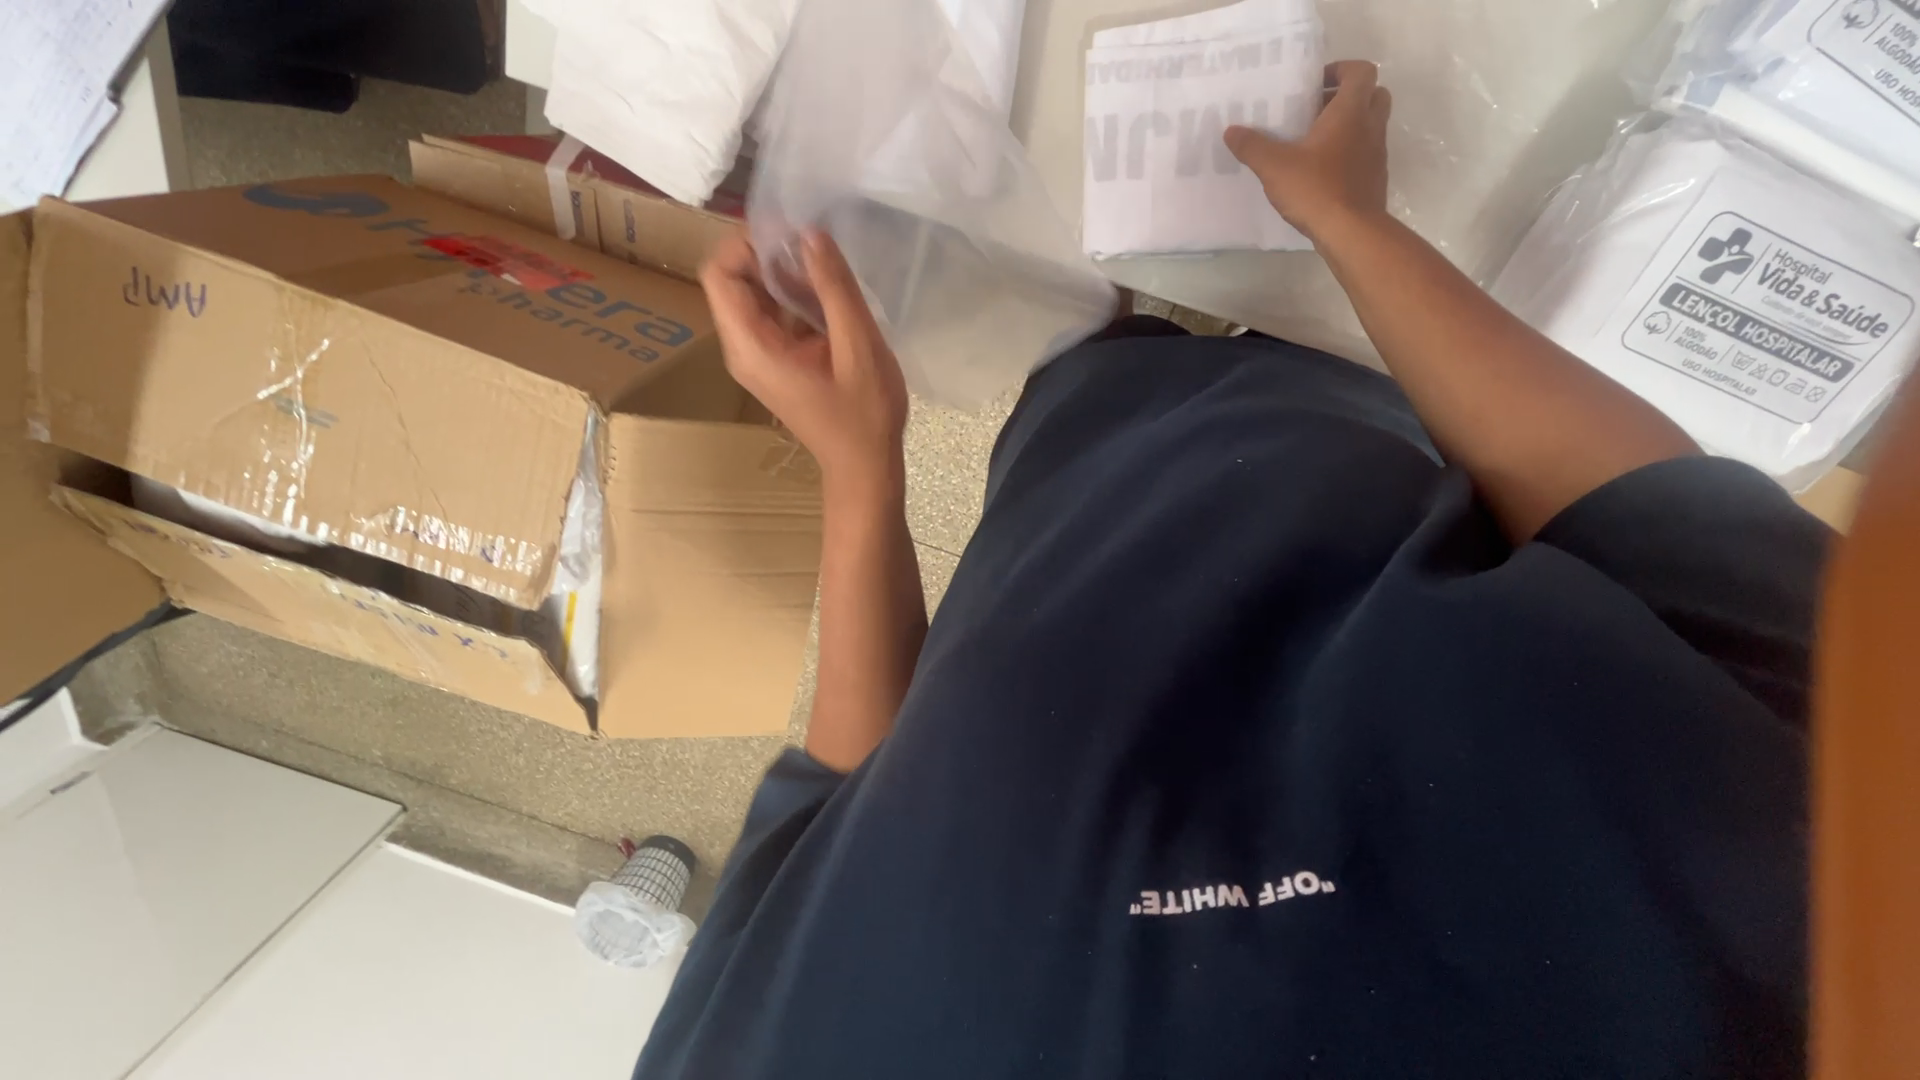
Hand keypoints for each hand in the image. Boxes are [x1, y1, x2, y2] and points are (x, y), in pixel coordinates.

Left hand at [701, 228, 907, 498]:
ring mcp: (759, 357)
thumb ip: (834, 287)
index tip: (793, 233)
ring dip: (788, 276)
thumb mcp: (858, 346)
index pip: (720, 274)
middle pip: (735, 281)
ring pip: (756, 296)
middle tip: (818, 248)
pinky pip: (774, 316)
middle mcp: (744, 349)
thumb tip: (810, 233)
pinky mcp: (776, 362)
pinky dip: (797, 299)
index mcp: (752, 347)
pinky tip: (833, 300)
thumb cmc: (864, 415)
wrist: (865, 467)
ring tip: (830, 273)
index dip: (748, 243)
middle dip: (771, 255)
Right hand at [1224, 60, 1392, 243]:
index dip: (1341, 70)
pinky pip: (1365, 152)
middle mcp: (1370, 126)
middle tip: (1317, 109)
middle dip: (1347, 96)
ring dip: (1349, 125)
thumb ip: (1252, 147)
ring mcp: (1377, 152)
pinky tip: (1322, 170)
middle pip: (1372, 94)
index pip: (1360, 71)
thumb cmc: (1316, 188)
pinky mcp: (1374, 177)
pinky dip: (1348, 152)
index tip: (1316, 83)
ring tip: (1314, 141)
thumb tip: (1231, 131)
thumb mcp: (1274, 167)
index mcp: (1351, 112)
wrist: (1351, 230)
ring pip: (1369, 124)